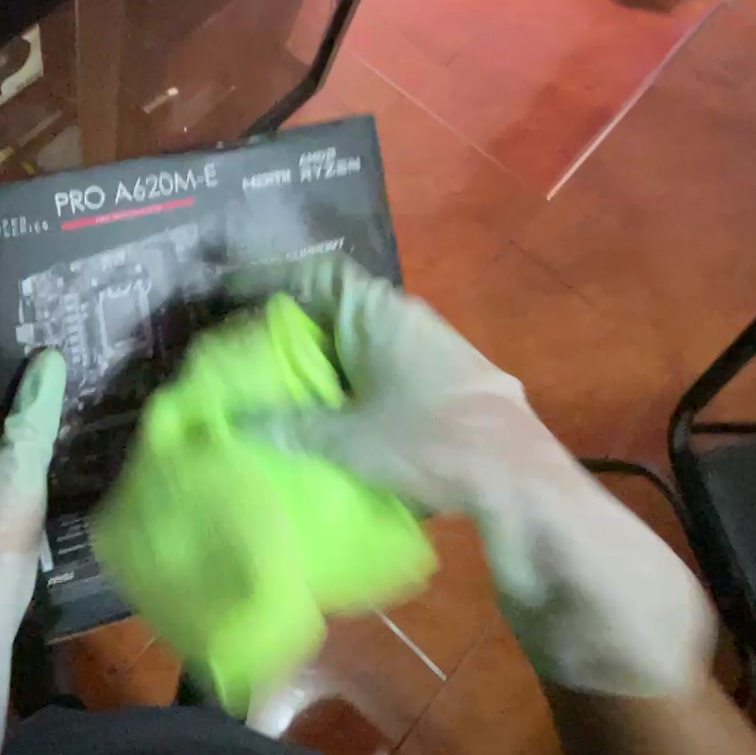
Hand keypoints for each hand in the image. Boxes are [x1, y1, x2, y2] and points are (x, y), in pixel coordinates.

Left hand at [0, 349, 65, 552]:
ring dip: (35, 412)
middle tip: (78, 363)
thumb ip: (36, 407)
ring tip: (82, 392)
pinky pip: (12, 452)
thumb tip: (51, 356)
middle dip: (31, 380)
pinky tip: (71, 439)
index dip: (13, 352)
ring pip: (5, 425)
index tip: (52, 339)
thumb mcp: (21, 459)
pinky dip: (36, 442)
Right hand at [231, 256, 714, 697]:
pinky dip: (357, 385)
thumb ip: (290, 427)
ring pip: (365, 342)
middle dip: (296, 329)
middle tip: (254, 353)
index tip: (236, 295)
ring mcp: (433, 350)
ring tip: (290, 389)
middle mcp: (406, 319)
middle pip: (338, 309)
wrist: (520, 480)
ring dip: (329, 361)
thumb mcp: (348, 438)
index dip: (275, 278)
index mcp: (378, 313)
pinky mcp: (451, 383)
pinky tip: (342, 418)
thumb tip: (235, 423)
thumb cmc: (427, 440)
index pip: (320, 274)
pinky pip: (387, 369)